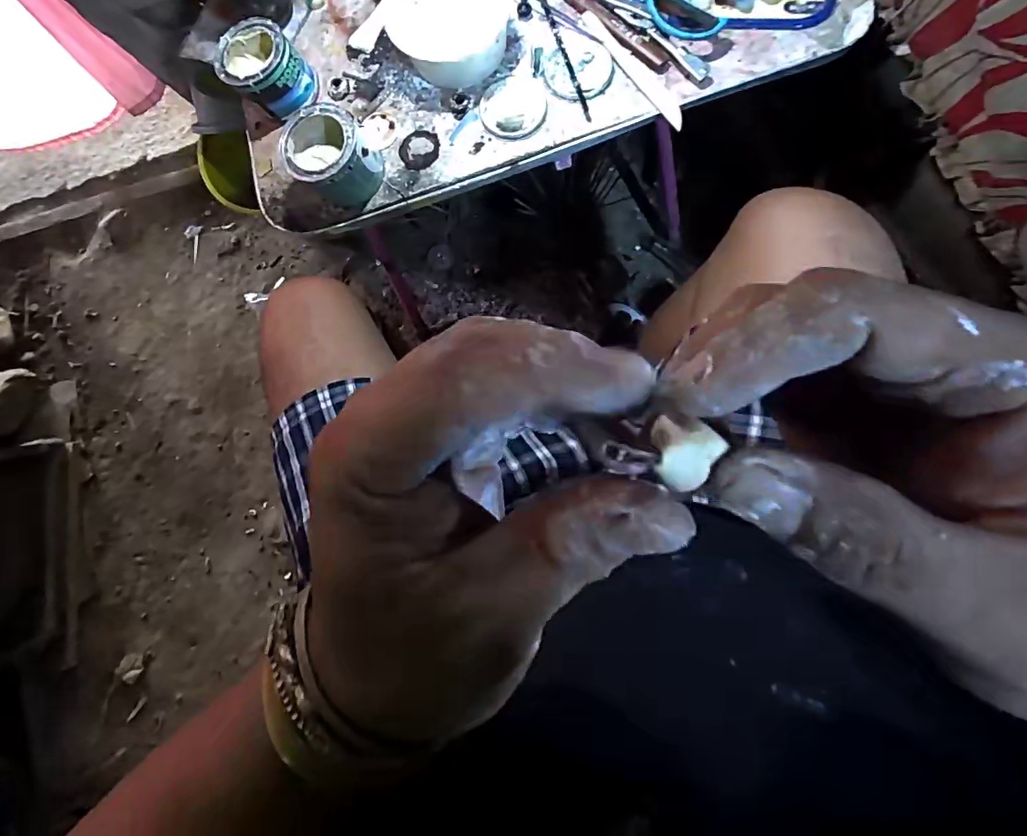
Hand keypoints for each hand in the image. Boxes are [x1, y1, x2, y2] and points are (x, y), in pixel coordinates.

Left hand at [304, 317, 694, 744]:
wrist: (359, 674)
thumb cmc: (409, 659)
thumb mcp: (492, 618)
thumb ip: (569, 548)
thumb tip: (667, 507)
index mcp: (365, 458)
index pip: (455, 382)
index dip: (549, 370)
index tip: (636, 387)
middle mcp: (367, 418)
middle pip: (465, 353)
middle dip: (556, 359)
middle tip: (639, 391)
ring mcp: (386, 415)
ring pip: (472, 355)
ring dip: (548, 364)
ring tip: (618, 396)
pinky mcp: (413, 425)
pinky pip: (475, 379)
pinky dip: (533, 383)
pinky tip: (577, 404)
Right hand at [662, 269, 1026, 734]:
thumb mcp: (994, 608)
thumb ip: (862, 539)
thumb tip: (721, 474)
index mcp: (1005, 367)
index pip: (862, 314)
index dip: (764, 341)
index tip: (688, 398)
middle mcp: (934, 351)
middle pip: (802, 311)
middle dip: (723, 354)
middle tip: (658, 415)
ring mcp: (883, 379)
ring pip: (770, 340)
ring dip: (709, 377)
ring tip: (663, 426)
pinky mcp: (844, 412)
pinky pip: (763, 388)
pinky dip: (717, 407)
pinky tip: (689, 434)